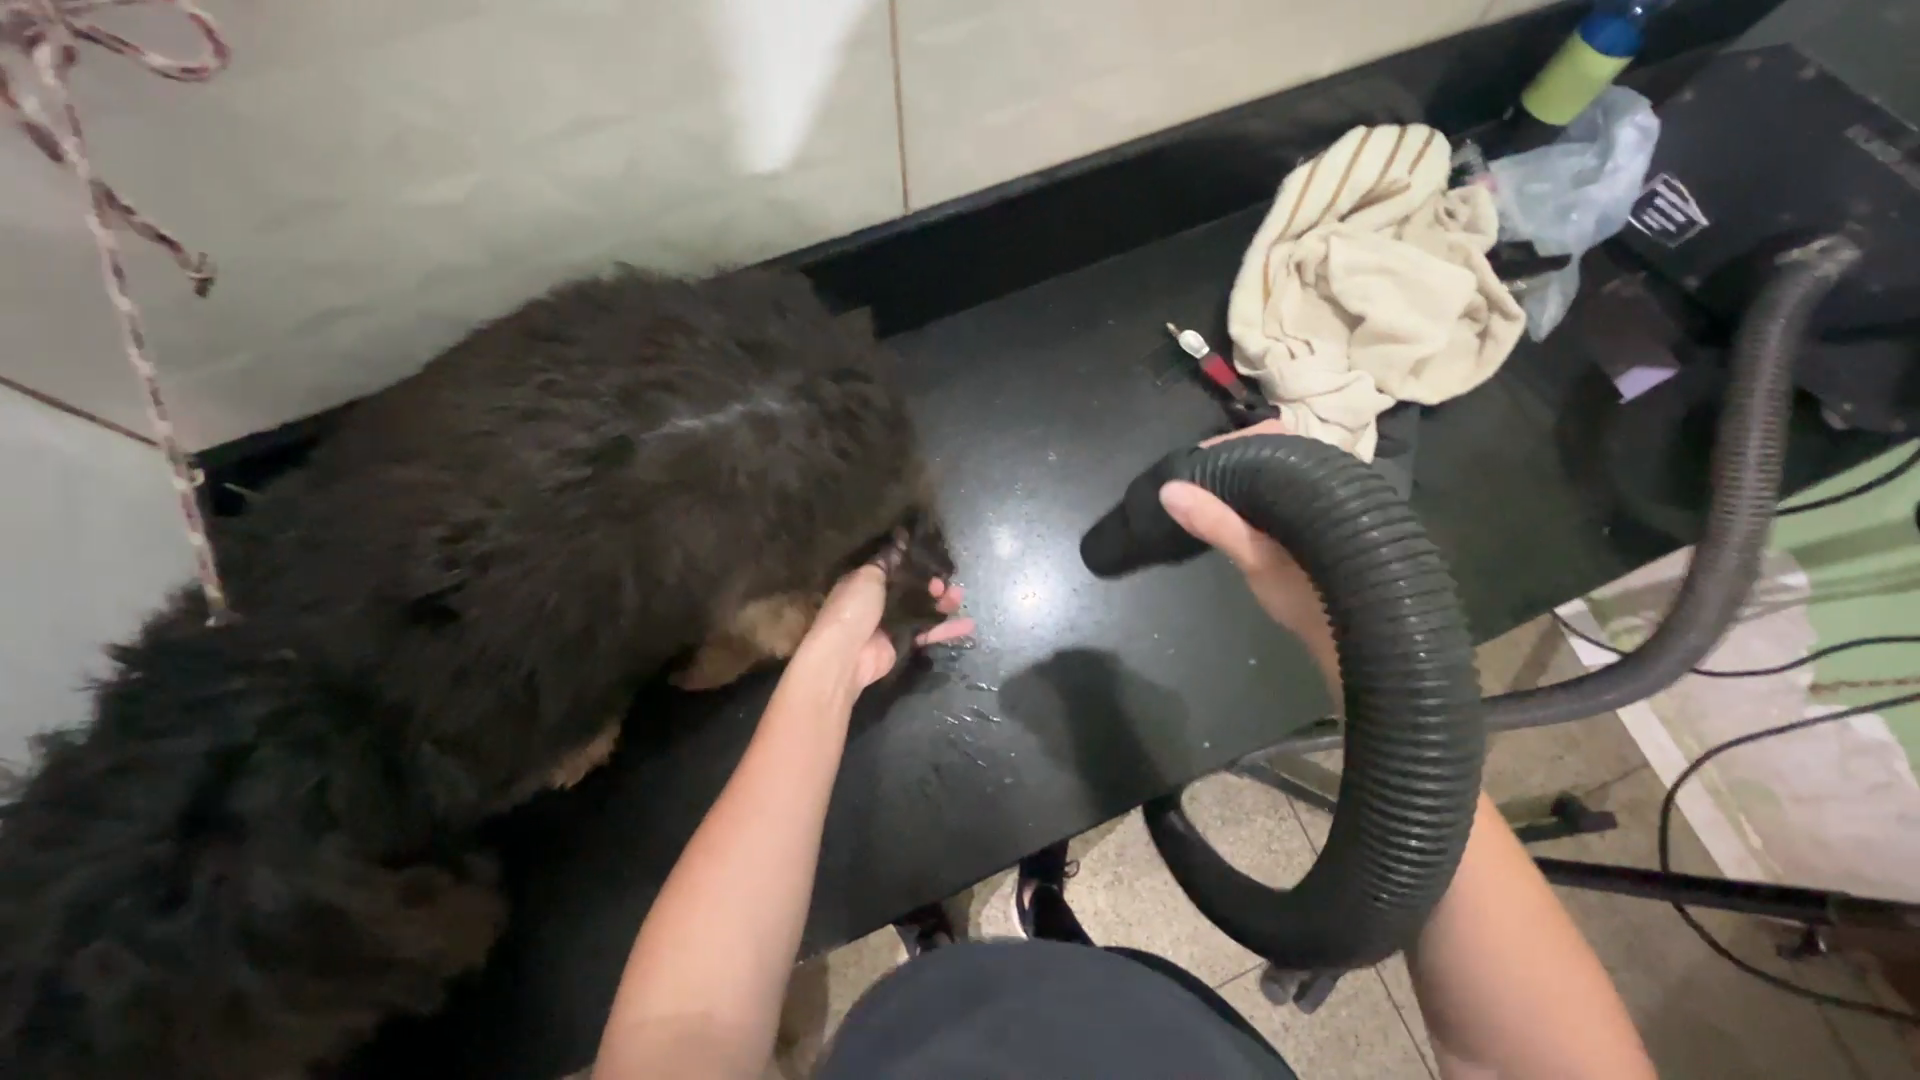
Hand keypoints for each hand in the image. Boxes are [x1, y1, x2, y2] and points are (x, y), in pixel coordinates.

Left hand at [798, 565, 973, 690]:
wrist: (847, 652)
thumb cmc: (853, 608)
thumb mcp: (867, 576)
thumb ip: (886, 562)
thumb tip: (898, 545)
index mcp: (866, 583)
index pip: (895, 570)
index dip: (914, 565)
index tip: (933, 560)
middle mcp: (879, 602)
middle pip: (913, 590)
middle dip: (932, 585)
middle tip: (945, 583)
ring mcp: (892, 624)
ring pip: (924, 610)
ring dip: (943, 604)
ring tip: (959, 597)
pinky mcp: (904, 643)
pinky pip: (928, 633)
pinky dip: (947, 629)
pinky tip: (968, 624)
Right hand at [1157, 419, 1338, 685]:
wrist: (1360, 632)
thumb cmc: (1308, 594)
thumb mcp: (1254, 557)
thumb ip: (1215, 521)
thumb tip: (1168, 490)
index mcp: (1310, 473)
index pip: (1263, 436)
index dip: (1223, 448)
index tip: (1190, 470)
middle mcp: (1324, 473)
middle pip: (1268, 451)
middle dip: (1229, 465)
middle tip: (1193, 488)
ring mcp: (1327, 495)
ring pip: (1276, 472)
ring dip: (1243, 482)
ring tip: (1208, 500)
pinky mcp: (1324, 517)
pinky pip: (1286, 490)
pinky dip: (1258, 496)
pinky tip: (1238, 515)